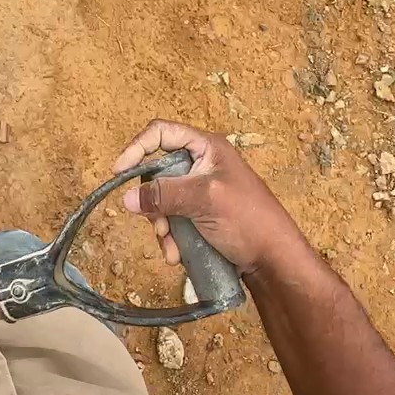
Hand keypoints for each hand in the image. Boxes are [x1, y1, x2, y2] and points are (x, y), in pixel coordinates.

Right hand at [111, 120, 307, 275]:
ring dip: (161, 224)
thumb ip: (165, 195)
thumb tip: (127, 198)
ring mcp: (200, 190)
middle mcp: (201, 164)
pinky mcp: (200, 214)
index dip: (137, 148)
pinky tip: (177, 254)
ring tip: (170, 246)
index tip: (119, 171)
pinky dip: (170, 236)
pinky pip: (172, 219)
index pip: (161, 133)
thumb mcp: (204, 200)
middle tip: (155, 222)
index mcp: (206, 148)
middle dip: (152, 201)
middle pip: (157, 171)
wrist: (274, 260)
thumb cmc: (247, 220)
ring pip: (162, 200)